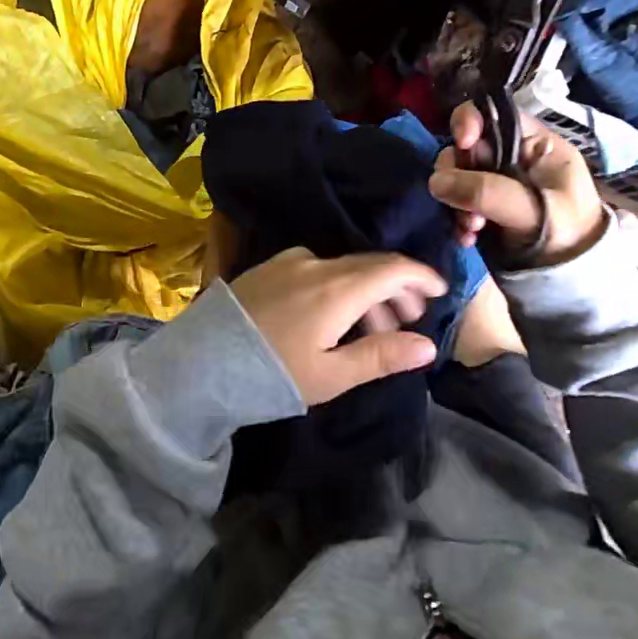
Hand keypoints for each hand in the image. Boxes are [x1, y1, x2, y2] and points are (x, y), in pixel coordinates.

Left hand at [228, 248, 447, 405]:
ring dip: (366, 291)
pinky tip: (333, 315)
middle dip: (397, 289)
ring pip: (343, 268)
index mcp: (337, 288)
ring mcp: (288, 262)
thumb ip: (381, 356)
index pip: (393, 269)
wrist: (197, 366)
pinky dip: (338, 286)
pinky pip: (316, 269)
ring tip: (372, 328)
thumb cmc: (271, 375)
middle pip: (370, 266)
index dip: (422, 277)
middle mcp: (316, 264)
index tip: (440, 291)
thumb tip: (427, 345)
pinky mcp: (267, 269)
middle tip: (409, 321)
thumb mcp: (331, 375)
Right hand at [429, 103, 606, 266]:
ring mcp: (494, 183)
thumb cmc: (568, 235)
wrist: (573, 280)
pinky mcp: (481, 208)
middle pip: (467, 148)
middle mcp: (511, 158)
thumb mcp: (534, 210)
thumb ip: (489, 192)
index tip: (463, 143)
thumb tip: (437, 181)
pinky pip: (454, 202)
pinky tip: (467, 238)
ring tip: (470, 230)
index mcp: (535, 144)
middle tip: (466, 209)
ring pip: (455, 177)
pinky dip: (455, 218)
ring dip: (454, 202)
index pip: (494, 116)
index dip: (471, 122)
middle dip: (458, 176)